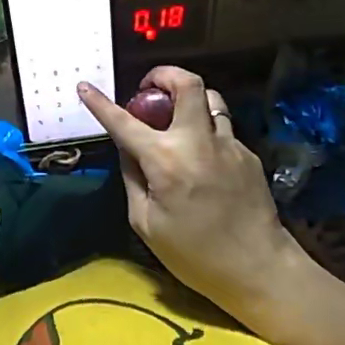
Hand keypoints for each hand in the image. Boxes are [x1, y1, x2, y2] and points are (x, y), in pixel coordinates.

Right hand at [78, 67, 294, 300]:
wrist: (259, 269)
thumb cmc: (194, 254)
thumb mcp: (145, 222)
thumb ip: (132, 177)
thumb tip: (126, 148)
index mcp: (166, 161)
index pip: (124, 123)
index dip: (100, 103)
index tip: (85, 87)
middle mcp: (199, 142)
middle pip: (188, 83)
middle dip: (163, 75)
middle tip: (148, 89)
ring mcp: (229, 145)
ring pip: (210, 99)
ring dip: (187, 99)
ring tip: (173, 119)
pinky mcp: (248, 155)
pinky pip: (221, 129)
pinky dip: (203, 130)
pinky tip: (198, 159)